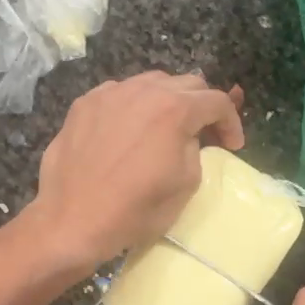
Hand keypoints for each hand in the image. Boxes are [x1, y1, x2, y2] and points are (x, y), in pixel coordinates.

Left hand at [26, 71, 244, 269]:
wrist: (73, 220)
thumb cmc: (135, 210)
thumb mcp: (186, 184)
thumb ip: (195, 149)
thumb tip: (186, 137)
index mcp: (174, 109)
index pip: (216, 101)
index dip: (231, 123)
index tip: (232, 145)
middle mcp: (143, 90)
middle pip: (186, 83)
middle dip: (201, 106)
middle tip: (204, 134)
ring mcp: (109, 94)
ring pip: (150, 83)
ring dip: (167, 102)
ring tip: (165, 129)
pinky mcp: (84, 104)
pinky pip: (119, 95)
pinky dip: (133, 108)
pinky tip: (129, 133)